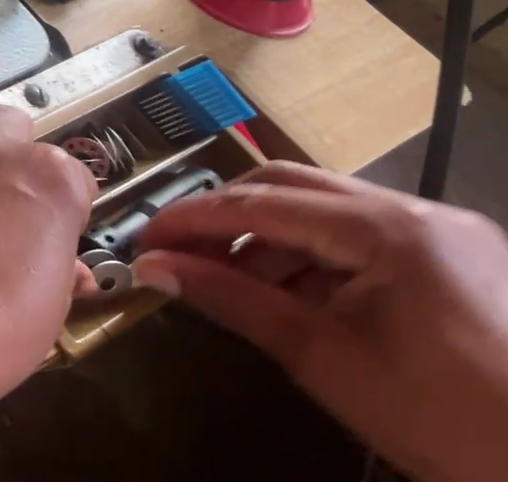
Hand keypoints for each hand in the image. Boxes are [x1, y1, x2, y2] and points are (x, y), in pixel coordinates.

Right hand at [132, 162, 507, 481]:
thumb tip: (151, 268)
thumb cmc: (453, 421)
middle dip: (225, 216)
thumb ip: (231, 299)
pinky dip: (313, 257)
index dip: (189, 219)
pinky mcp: (463, 261)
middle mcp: (421, 214)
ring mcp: (450, 235)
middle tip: (179, 251)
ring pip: (323, 208)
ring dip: (266, 238)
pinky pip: (363, 237)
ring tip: (231, 282)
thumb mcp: (326, 360)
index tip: (143, 242)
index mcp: (390, 230)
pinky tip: (292, 296)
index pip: (258, 202)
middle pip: (288, 185)